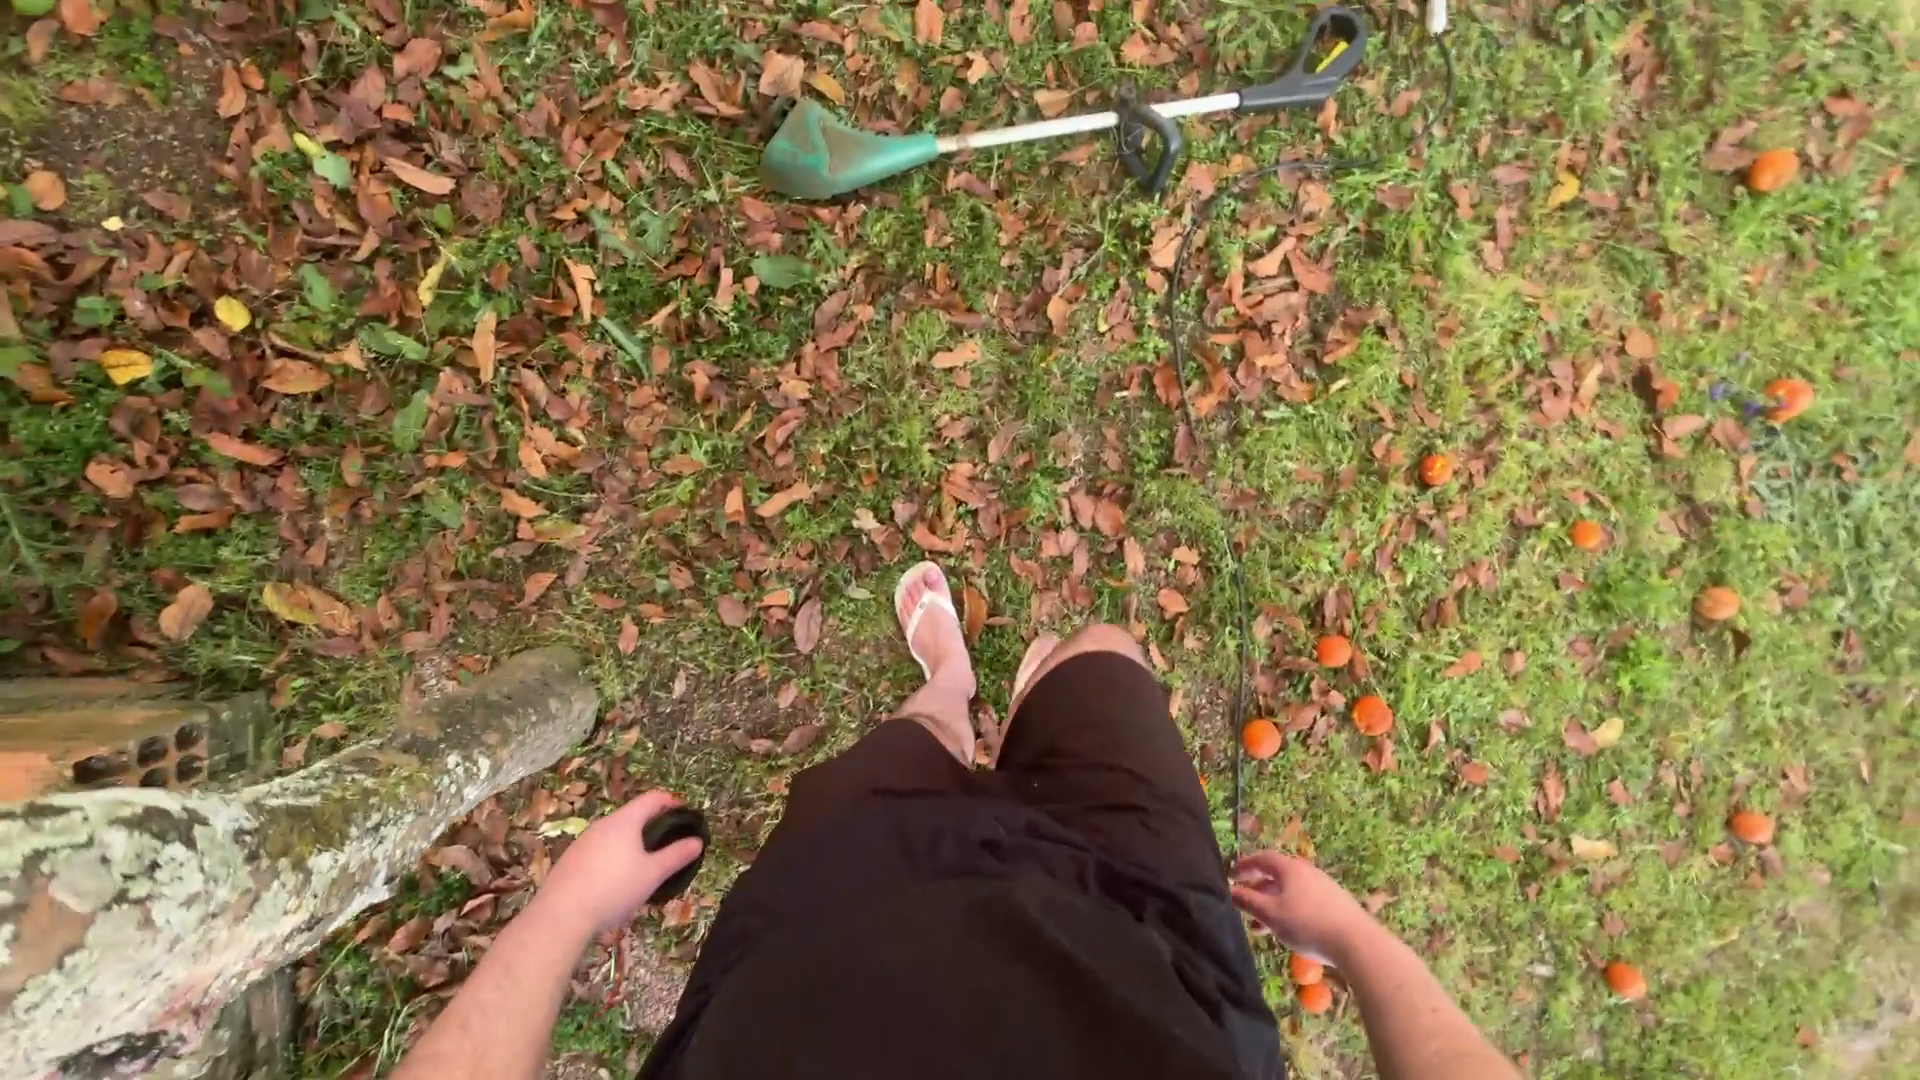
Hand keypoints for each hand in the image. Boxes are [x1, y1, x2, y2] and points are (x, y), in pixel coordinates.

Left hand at [533, 791, 703, 937]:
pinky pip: (598, 848)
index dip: (671, 801)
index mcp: (625, 821)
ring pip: (614, 832)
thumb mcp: (652, 874)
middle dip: (652, 823)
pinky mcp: (569, 861)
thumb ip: (676, 855)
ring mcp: (582, 842)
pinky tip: (615, 879)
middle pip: (632, 814)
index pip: (652, 798)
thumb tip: (697, 842)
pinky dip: (613, 854)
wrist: (560, 917)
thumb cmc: (614, 889)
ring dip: (632, 840)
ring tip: (643, 862)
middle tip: (667, 841)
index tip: (684, 814)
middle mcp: (602, 825)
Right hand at [1230, 851, 1376, 966]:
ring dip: (1273, 905)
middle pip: (1277, 876)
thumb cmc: (1307, 924)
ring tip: (1262, 927)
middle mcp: (1307, 872)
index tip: (1231, 876)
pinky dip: (1290, 911)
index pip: (1262, 859)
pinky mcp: (1337, 904)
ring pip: (1291, 892)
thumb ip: (1248, 901)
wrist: (1358, 943)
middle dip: (1258, 890)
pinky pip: (1305, 902)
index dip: (1244, 866)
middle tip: (1244, 904)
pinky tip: (1289, 931)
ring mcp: (1325, 887)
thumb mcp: (1271, 914)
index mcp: (1290, 868)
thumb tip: (1231, 891)